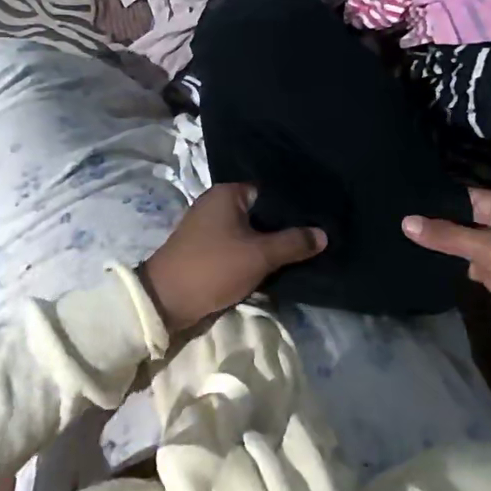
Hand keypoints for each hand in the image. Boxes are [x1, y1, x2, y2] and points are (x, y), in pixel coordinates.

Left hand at [139, 184, 324, 332]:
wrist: (167, 299)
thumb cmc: (213, 266)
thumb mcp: (259, 255)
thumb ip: (293, 242)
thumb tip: (323, 233)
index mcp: (226, 193)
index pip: (269, 191)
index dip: (294, 205)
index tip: (320, 216)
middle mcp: (216, 203)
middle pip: (260, 212)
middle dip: (284, 227)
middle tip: (317, 237)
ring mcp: (209, 226)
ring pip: (250, 231)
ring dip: (270, 244)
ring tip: (304, 251)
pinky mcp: (207, 248)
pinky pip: (239, 246)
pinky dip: (255, 254)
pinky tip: (277, 264)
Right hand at [403, 189, 490, 367]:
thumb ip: (447, 236)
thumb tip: (405, 221)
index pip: (453, 195)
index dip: (425, 200)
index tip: (389, 202)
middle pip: (454, 220)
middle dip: (426, 225)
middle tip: (383, 223)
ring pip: (458, 245)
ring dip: (435, 248)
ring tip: (391, 242)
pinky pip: (467, 266)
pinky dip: (447, 267)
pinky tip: (417, 266)